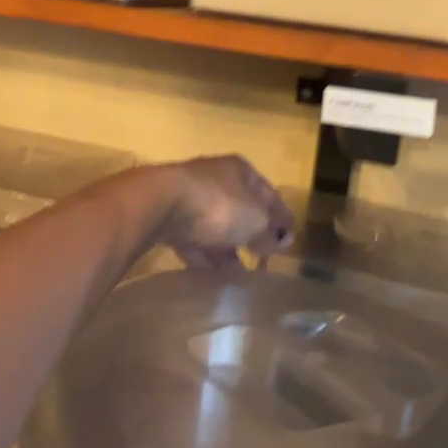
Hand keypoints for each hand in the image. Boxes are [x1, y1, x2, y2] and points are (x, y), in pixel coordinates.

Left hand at [137, 156, 295, 271]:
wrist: (159, 204)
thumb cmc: (218, 206)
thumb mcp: (255, 221)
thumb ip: (271, 231)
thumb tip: (282, 240)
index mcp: (239, 171)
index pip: (267, 193)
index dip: (280, 217)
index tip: (289, 241)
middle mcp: (214, 178)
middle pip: (239, 208)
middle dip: (250, 233)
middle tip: (262, 259)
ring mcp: (188, 196)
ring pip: (214, 224)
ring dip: (226, 248)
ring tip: (238, 275)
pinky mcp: (167, 216)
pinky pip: (192, 238)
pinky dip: (203, 255)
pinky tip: (211, 276)